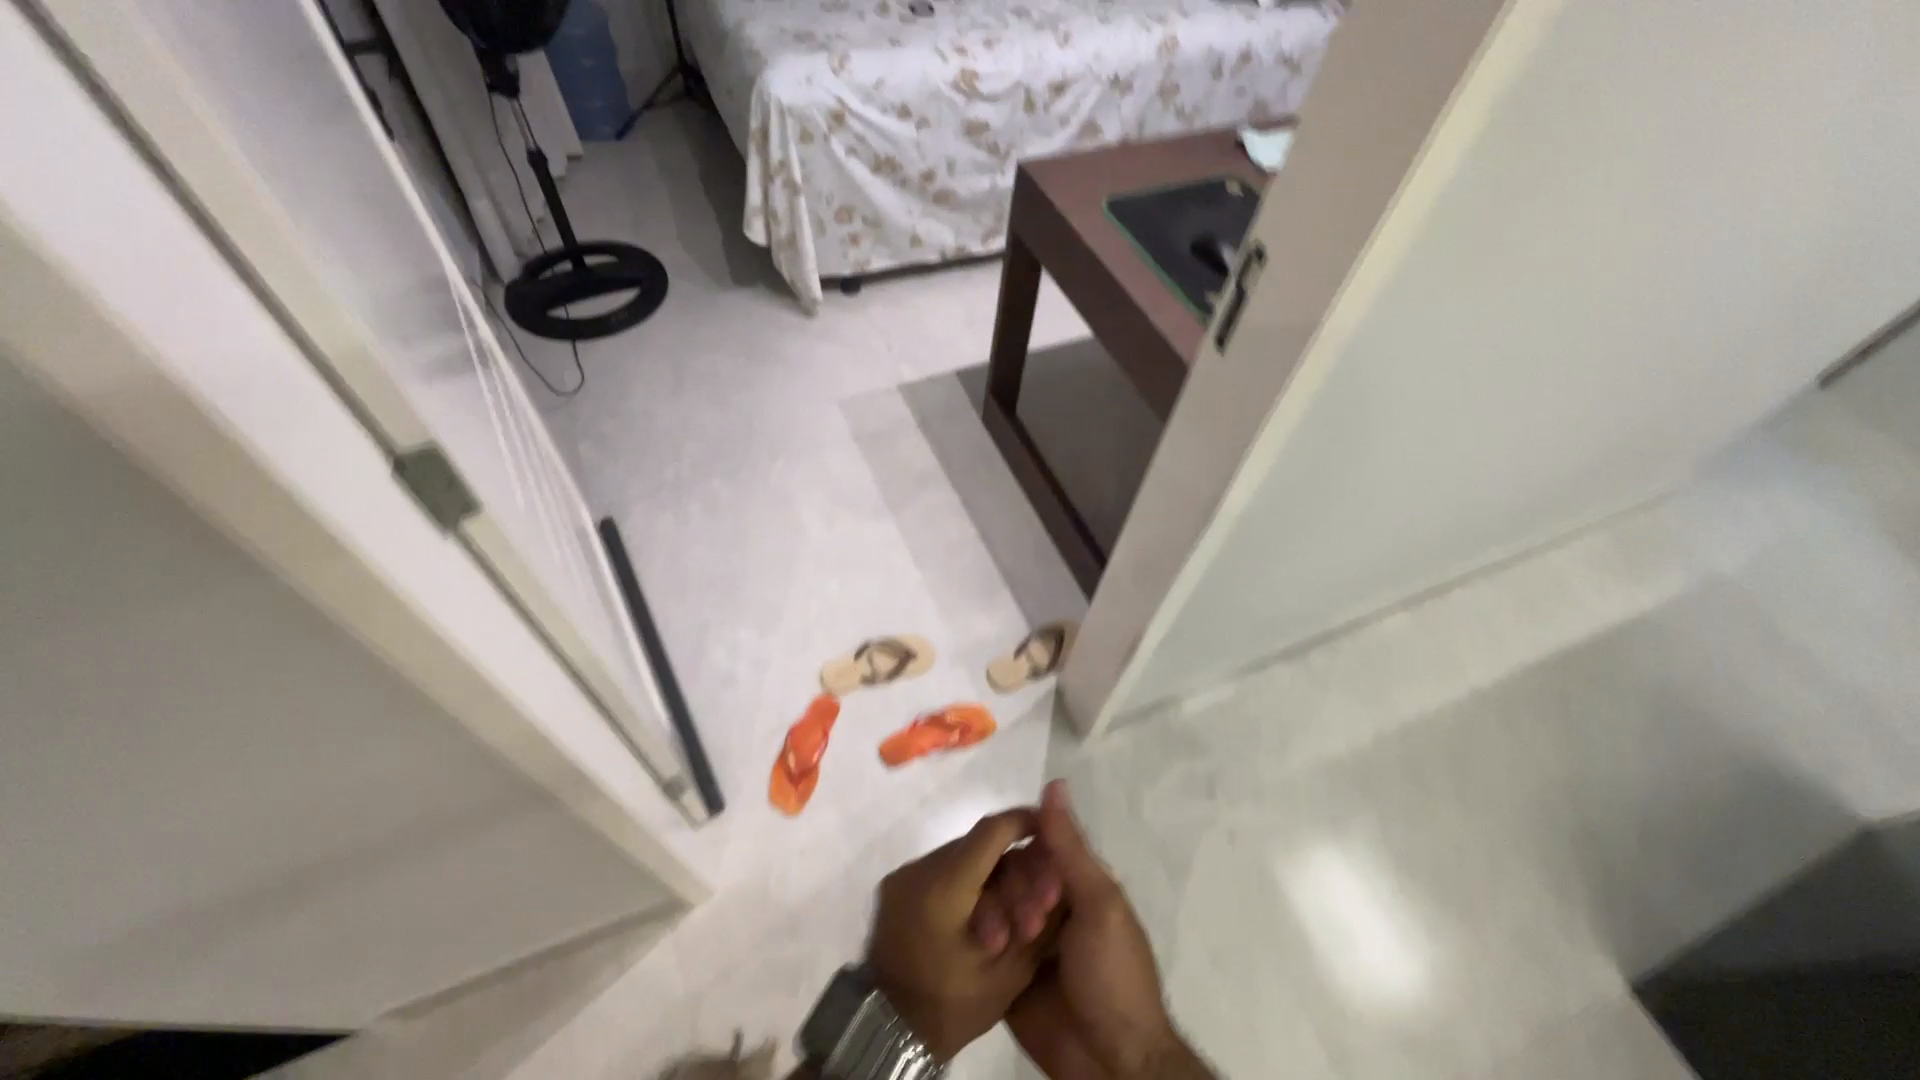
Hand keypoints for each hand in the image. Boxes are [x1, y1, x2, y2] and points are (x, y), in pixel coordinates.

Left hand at [866, 807, 1046, 1061]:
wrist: (890, 1029)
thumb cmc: (954, 1006)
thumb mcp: (1010, 971)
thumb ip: (1038, 917)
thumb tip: (1057, 871)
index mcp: (944, 888)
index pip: (991, 831)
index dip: (1024, 822)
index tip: (1049, 829)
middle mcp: (918, 871)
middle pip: (976, 844)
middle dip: (1010, 862)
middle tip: (1032, 893)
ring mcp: (901, 877)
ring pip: (958, 855)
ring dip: (987, 872)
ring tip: (1006, 910)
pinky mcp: (894, 887)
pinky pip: (938, 869)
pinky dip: (964, 881)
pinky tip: (980, 912)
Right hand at [984, 782, 1206, 1079]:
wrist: (1109, 1061)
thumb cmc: (1113, 976)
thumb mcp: (1099, 905)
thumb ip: (1070, 848)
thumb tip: (1054, 783)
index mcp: (1077, 888)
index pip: (1037, 849)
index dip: (1025, 852)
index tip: (1015, 865)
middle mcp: (1050, 909)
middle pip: (1010, 877)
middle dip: (1007, 892)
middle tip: (1018, 923)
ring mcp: (1026, 945)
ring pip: (993, 909)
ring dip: (990, 917)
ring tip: (994, 941)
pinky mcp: (1004, 976)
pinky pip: (982, 947)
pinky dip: (975, 943)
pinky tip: (966, 943)